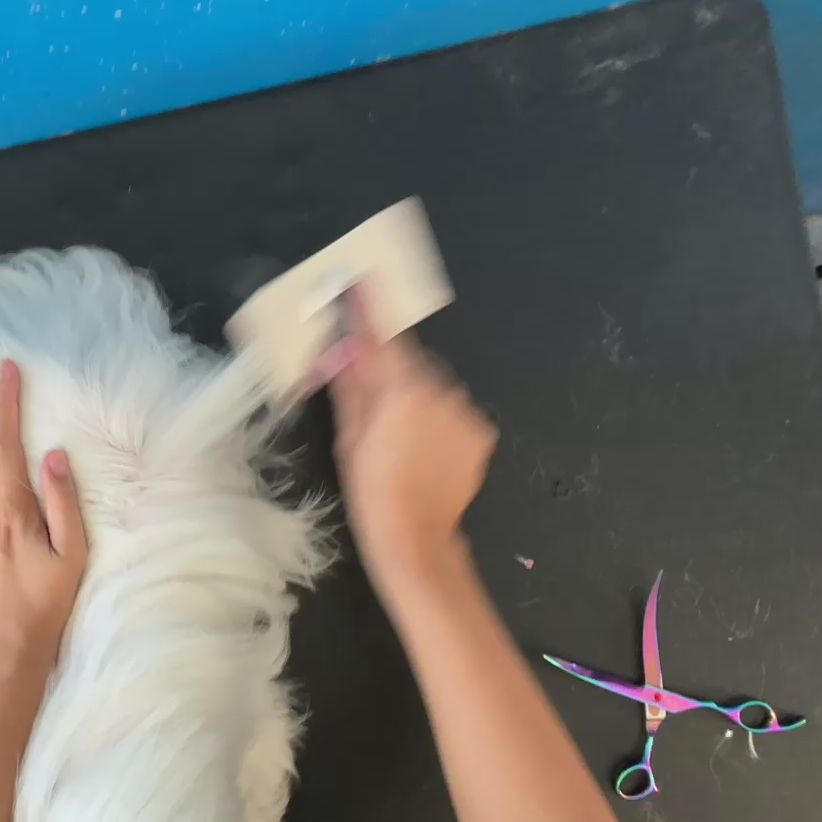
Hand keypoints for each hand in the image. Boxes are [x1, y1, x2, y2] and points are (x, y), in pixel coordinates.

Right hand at [329, 288, 496, 582]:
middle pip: (410, 364)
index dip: (368, 309)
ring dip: (415, 400)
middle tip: (374, 404)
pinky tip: (423, 450)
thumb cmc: (372, 494)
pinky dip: (437, 420)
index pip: (382, 339)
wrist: (416, 541)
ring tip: (400, 439)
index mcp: (401, 392)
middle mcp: (440, 392)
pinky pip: (452, 411)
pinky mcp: (480, 431)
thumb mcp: (349, 440)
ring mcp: (465, 411)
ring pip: (432, 389)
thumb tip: (341, 351)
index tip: (361, 281)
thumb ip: (349, 387)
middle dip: (391, 373)